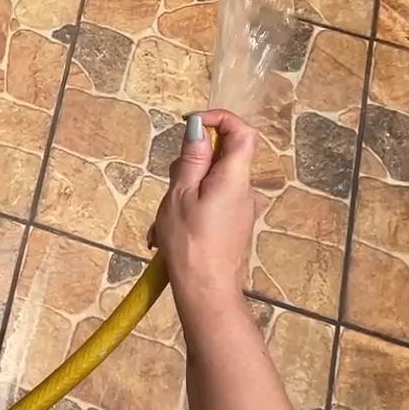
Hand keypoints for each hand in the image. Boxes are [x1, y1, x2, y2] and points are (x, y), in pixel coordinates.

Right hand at [149, 109, 258, 312]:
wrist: (206, 291)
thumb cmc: (190, 242)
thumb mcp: (180, 194)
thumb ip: (191, 159)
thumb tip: (198, 127)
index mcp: (233, 178)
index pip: (242, 131)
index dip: (219, 118)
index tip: (190, 124)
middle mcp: (244, 189)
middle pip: (222, 155)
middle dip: (191, 160)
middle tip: (171, 182)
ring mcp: (240, 207)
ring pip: (211, 179)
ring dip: (184, 188)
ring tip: (164, 216)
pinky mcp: (232, 222)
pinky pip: (209, 200)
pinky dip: (188, 205)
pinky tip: (168, 232)